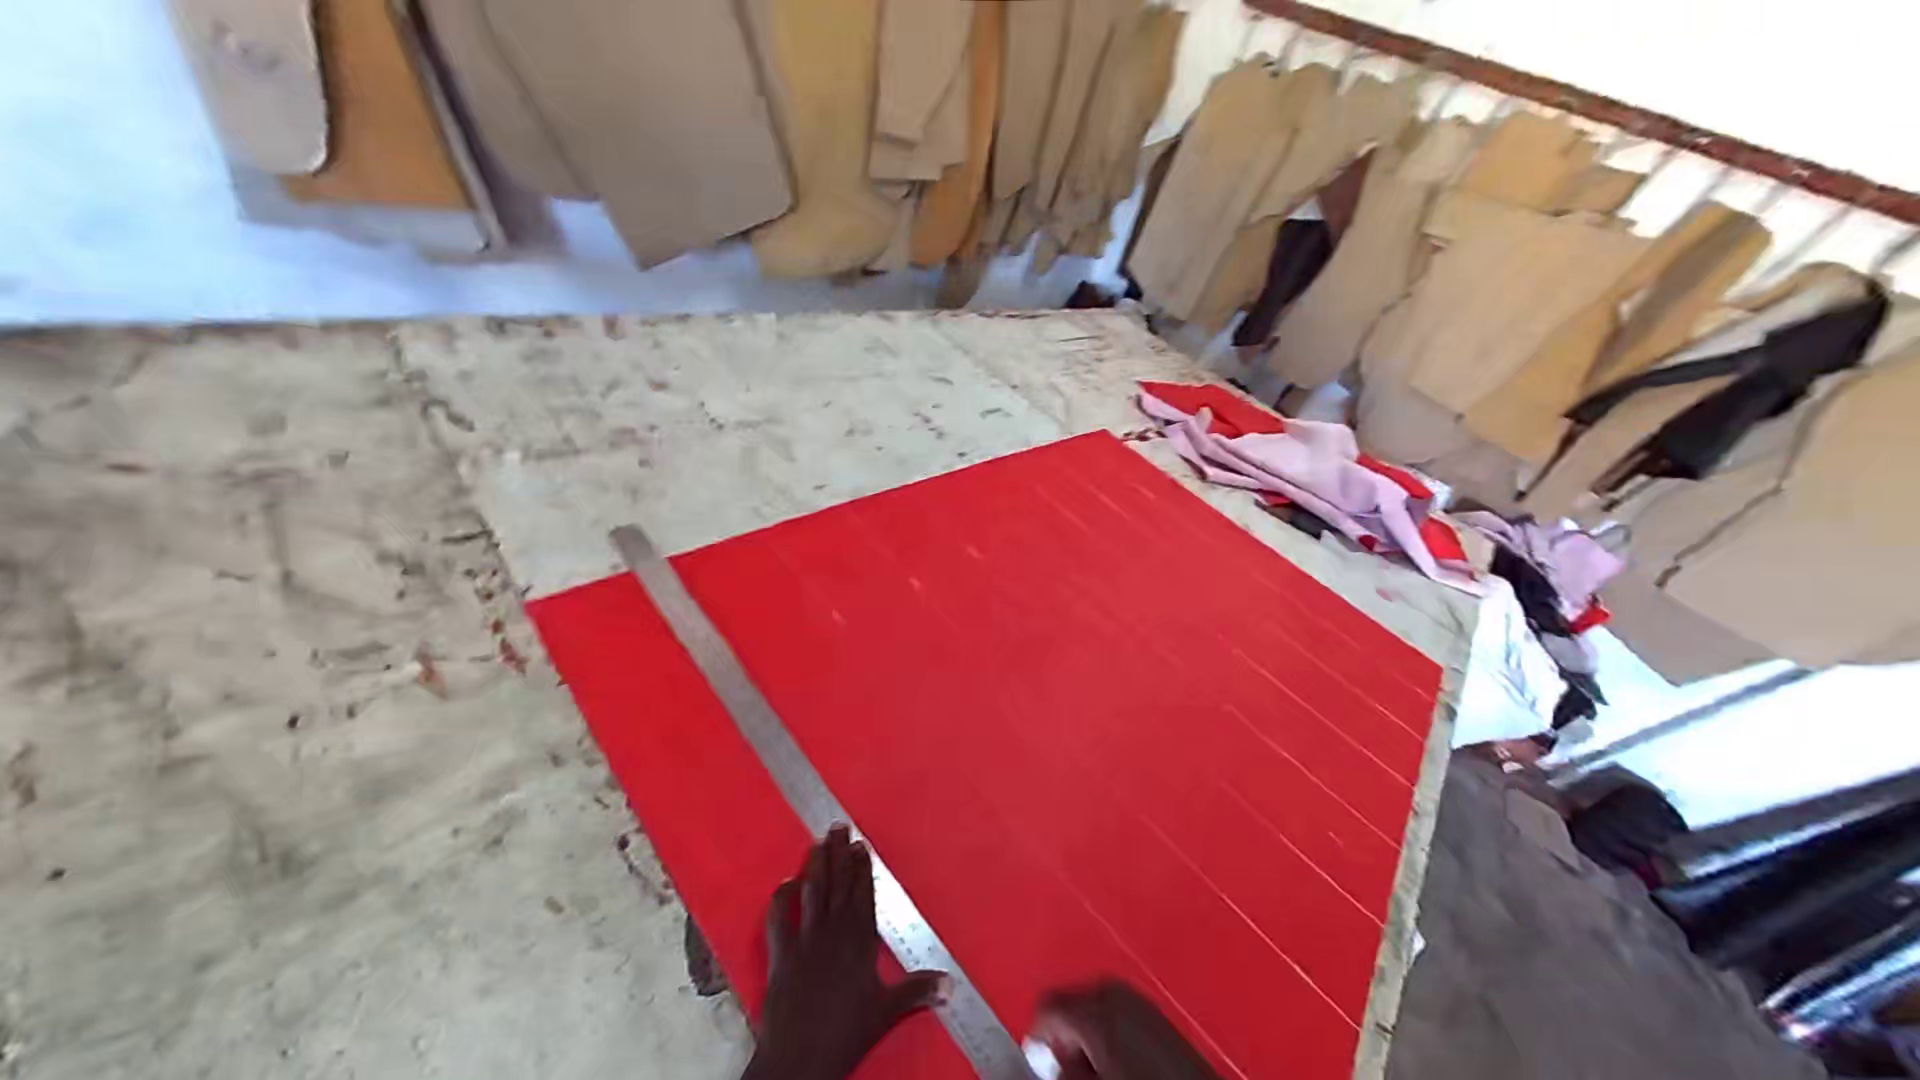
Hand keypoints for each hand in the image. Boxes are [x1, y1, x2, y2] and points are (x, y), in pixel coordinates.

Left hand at [743, 825, 947, 1079]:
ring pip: (812, 893)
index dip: (861, 868)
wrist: (800, 1060)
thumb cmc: (847, 1033)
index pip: (862, 894)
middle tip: (838, 826)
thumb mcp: (886, 1011)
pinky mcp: (781, 955)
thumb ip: (916, 990)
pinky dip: (781, 900)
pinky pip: (779, 920)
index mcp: (859, 941)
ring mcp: (805, 941)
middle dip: (838, 854)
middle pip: (837, 884)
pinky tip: (785, 884)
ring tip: (817, 842)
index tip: (860, 844)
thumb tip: (951, 983)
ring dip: (814, 866)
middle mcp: (833, 932)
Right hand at [1032, 981, 1221, 1079]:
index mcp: (1098, 999)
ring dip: (1089, 1029)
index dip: (1037, 1030)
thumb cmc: (1151, 1077)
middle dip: (1065, 1029)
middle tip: (1069, 1063)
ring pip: (1094, 1002)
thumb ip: (1065, 1067)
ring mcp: (1138, 993)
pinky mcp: (1154, 1006)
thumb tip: (1054, 1061)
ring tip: (1098, 1063)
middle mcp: (1117, 987)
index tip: (1037, 1051)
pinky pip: (1117, 1008)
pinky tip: (1120, 1057)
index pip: (1047, 1001)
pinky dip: (1111, 1027)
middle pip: (1070, 998)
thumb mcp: (1092, 1077)